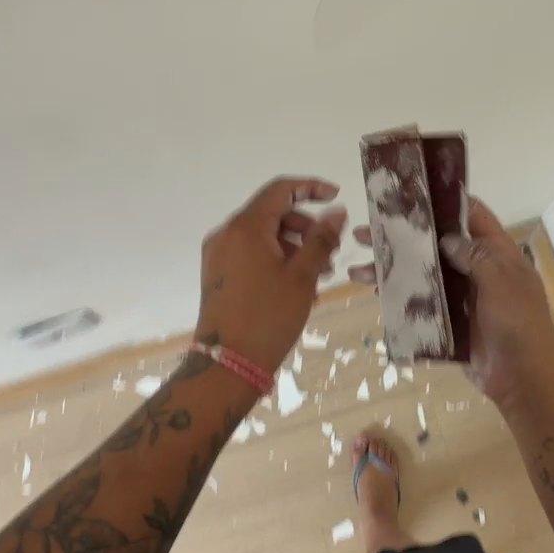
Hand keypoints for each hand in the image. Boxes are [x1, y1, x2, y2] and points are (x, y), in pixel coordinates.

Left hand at [197, 177, 346, 374]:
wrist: (229, 363)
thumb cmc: (269, 316)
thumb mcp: (303, 276)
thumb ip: (321, 239)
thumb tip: (336, 211)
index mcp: (245, 227)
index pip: (280, 191)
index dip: (311, 188)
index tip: (336, 197)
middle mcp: (226, 234)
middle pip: (272, 214)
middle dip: (305, 226)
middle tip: (331, 251)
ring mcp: (218, 255)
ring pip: (262, 236)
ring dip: (293, 246)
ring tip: (319, 275)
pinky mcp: (217, 274)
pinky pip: (251, 255)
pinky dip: (275, 260)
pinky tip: (297, 287)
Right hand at [349, 196, 553, 405]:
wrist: (523, 377)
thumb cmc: (518, 323)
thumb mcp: (500, 280)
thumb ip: (474, 255)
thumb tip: (446, 238)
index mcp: (497, 253)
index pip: (471, 216)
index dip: (444, 201)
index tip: (410, 192)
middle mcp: (476, 270)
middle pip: (435, 244)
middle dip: (402, 237)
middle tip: (364, 231)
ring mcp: (461, 297)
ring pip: (421, 275)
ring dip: (391, 270)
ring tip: (356, 269)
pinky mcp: (448, 322)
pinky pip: (420, 304)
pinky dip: (398, 297)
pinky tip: (373, 293)